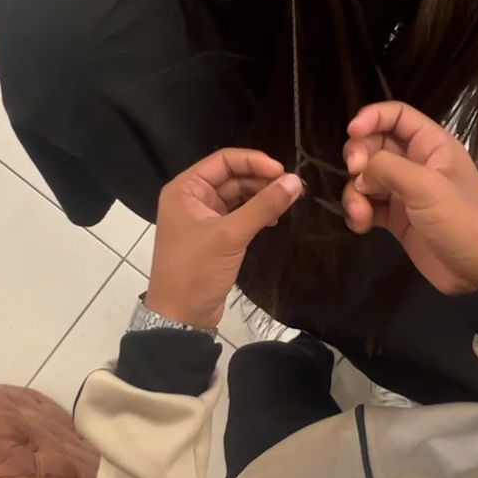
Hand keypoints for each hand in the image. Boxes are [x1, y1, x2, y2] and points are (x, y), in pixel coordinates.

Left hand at [147, 149, 303, 327]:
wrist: (181, 316)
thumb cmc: (196, 270)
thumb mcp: (230, 236)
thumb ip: (263, 206)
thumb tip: (295, 182)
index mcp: (185, 189)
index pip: (223, 161)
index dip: (254, 161)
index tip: (283, 171)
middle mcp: (192, 198)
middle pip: (232, 177)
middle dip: (262, 180)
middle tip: (293, 189)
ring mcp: (203, 218)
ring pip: (238, 197)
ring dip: (261, 198)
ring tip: (287, 204)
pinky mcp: (214, 236)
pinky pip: (238, 215)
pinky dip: (256, 214)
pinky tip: (273, 220)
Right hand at [341, 102, 477, 295]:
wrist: (477, 274)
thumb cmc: (460, 221)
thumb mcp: (427, 187)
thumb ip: (388, 168)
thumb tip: (359, 171)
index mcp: (432, 145)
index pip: (397, 115)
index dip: (372, 117)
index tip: (351, 132)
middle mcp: (417, 163)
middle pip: (374, 144)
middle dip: (359, 158)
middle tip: (356, 175)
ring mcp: (405, 192)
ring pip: (366, 178)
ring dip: (355, 193)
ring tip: (361, 215)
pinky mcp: (396, 218)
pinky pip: (368, 205)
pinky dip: (359, 213)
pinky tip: (361, 226)